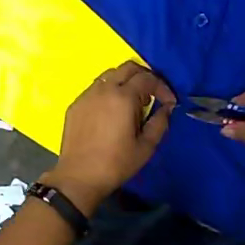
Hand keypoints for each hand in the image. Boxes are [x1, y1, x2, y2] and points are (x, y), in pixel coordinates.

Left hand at [45, 62, 174, 210]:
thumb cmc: (116, 163)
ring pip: (109, 75)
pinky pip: (95, 88)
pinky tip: (111, 111)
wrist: (79, 176)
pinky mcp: (75, 104)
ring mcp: (86, 95)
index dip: (163, 88)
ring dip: (125, 82)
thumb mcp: (146, 146)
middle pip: (128, 67)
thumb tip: (167, 107)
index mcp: (123, 97)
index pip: (148, 78)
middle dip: (144, 77)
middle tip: (152, 95)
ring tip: (132, 103)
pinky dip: (108, 92)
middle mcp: (103, 89)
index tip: (169, 103)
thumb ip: (160, 122)